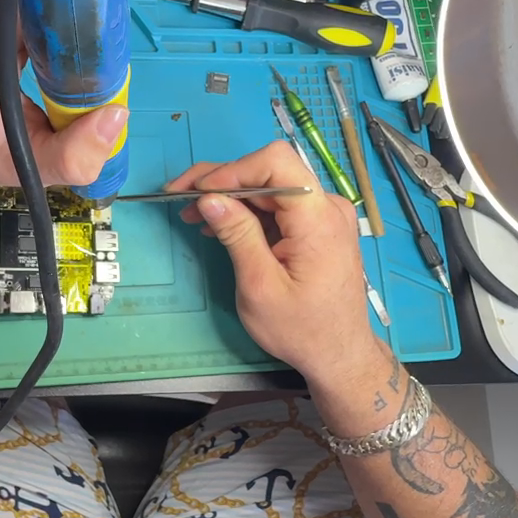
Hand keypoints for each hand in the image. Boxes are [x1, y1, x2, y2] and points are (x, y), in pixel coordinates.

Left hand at [0, 0, 127, 205]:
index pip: (38, 4)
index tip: (91, 48)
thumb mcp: (31, 166)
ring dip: (48, 22)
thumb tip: (116, 115)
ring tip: (60, 58)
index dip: (72, 19)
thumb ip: (77, 154)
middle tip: (80, 61)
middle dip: (64, 24)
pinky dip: (29, 19)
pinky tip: (39, 49)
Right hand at [167, 141, 386, 390]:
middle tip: (179, 196)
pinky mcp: (316, 227)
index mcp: (317, 218)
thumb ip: (237, 235)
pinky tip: (219, 225)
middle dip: (221, 181)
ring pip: (269, 187)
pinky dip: (247, 211)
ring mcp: (323, 215)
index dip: (231, 170)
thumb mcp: (259, 286)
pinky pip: (278, 206)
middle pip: (269, 171)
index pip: (275, 163)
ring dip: (230, 197)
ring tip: (192, 214)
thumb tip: (208, 197)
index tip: (198, 192)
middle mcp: (326, 207)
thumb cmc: (300, 329)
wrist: (338, 354)